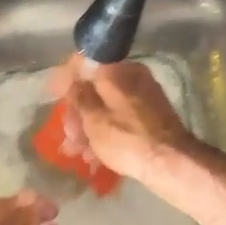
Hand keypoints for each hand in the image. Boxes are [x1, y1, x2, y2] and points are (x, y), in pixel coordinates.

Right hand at [63, 59, 196, 181]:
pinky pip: (121, 117)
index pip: (84, 63)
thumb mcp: (94, 120)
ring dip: (89, 128)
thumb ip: (78, 96)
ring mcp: (143, 95)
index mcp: (116, 71)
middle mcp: (131, 76)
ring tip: (78, 154)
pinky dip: (107, 132)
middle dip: (78, 114)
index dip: (66, 80)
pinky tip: (96, 157)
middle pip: (95, 88)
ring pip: (107, 106)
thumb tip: (64, 75)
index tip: (55, 99)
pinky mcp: (150, 114)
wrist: (170, 161)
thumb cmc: (127, 139)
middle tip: (68, 139)